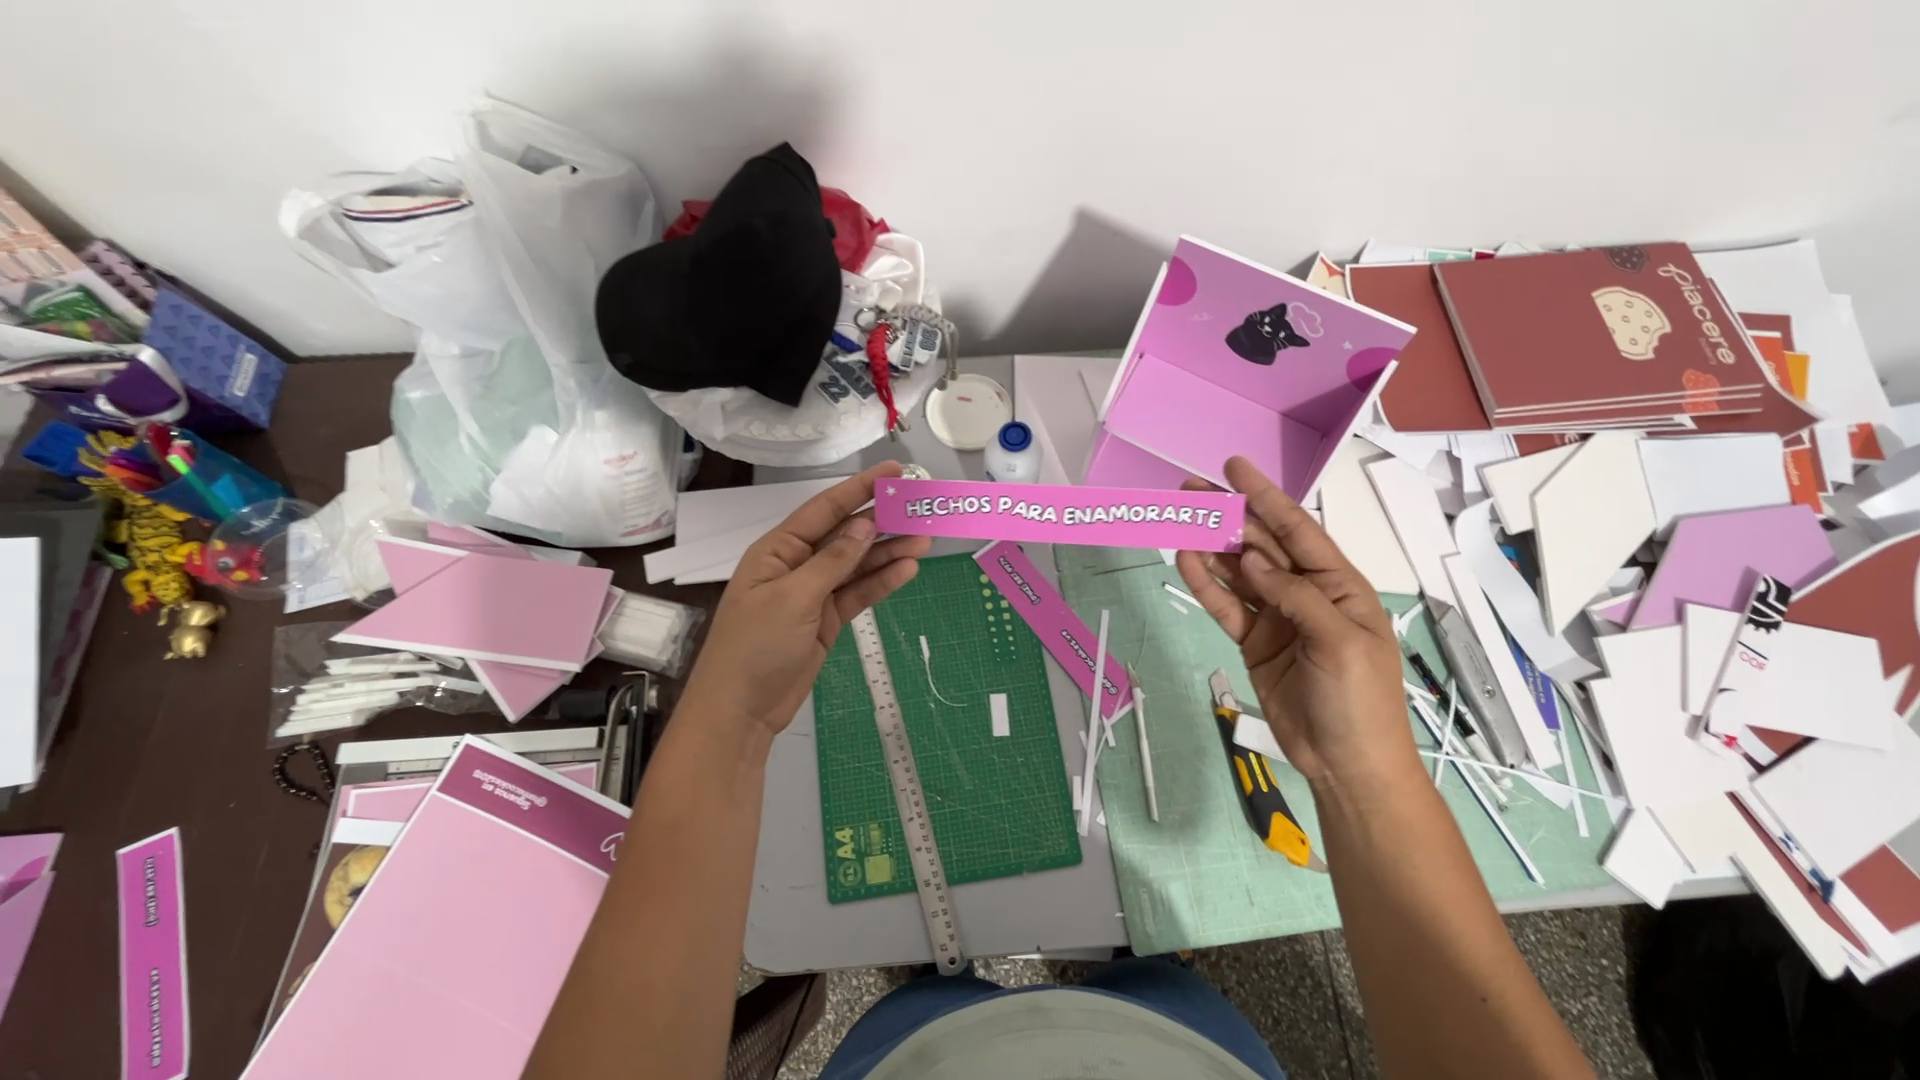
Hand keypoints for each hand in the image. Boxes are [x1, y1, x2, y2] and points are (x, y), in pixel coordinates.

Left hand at [679, 462, 931, 738]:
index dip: (860, 489)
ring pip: (857, 565)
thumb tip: (864, 525)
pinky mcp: (826, 621)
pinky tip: (907, 569)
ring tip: (925, 539)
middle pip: (845, 535)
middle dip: (882, 521)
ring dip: (888, 552)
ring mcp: (812, 594)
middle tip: (921, 508)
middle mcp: (796, 565)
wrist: (740, 710)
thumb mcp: (793, 598)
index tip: (894, 472)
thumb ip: (832, 561)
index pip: (824, 510)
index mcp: (777, 550)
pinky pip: (858, 594)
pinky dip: (881, 582)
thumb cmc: (755, 647)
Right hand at [1175, 457, 1417, 789]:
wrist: (1347, 762)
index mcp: (1339, 585)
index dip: (1266, 497)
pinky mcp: (1254, 643)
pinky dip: (1206, 586)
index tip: (1235, 467)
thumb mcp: (1341, 642)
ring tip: (1179, 520)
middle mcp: (1306, 593)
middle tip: (1190, 491)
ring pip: (1237, 573)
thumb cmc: (1360, 701)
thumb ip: (1297, 596)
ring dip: (1210, 547)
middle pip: (1261, 545)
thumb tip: (1254, 561)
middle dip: (1228, 516)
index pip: (1298, 531)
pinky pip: (1226, 607)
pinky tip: (1186, 562)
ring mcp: (1277, 618)